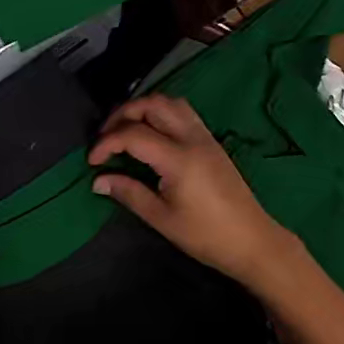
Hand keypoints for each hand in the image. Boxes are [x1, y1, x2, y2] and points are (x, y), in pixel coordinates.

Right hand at [87, 94, 306, 290]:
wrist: (251, 240)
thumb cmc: (205, 235)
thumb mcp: (161, 218)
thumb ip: (129, 192)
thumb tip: (98, 181)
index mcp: (179, 158)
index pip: (133, 134)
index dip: (106, 143)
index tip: (92, 162)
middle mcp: (193, 138)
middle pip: (153, 104)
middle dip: (123, 113)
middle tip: (106, 137)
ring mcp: (205, 137)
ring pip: (171, 103)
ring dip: (144, 109)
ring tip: (126, 131)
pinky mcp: (212, 142)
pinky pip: (184, 113)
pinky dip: (162, 113)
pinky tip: (151, 135)